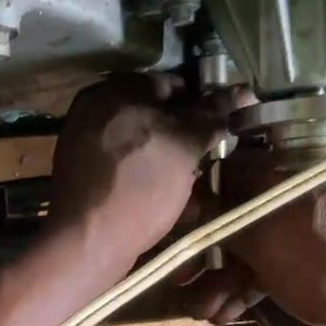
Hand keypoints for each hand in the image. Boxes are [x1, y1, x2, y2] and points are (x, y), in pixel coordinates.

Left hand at [46, 75, 238, 253]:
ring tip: (190, 175)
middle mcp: (93, 110)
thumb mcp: (184, 145)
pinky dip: (146, 173)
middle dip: (183, 131)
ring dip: (168, 154)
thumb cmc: (139, 186)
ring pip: (140, 140)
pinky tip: (164, 192)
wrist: (88, 242)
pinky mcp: (84, 176)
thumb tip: (241, 91)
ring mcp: (84, 144)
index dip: (203, 101)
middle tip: (209, 153)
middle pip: (153, 112)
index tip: (225, 122)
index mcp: (113, 90)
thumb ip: (211, 116)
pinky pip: (124, 164)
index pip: (171, 83)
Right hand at [186, 152, 325, 325]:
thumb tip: (191, 206)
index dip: (197, 200)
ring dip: (222, 281)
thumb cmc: (322, 264)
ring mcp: (306, 229)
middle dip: (206, 255)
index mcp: (289, 175)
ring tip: (202, 312)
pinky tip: (226, 315)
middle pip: (236, 218)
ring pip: (252, 249)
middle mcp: (295, 196)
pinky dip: (248, 288)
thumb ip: (226, 221)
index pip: (230, 173)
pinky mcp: (312, 259)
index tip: (174, 227)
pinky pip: (271, 267)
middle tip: (180, 281)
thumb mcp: (264, 240)